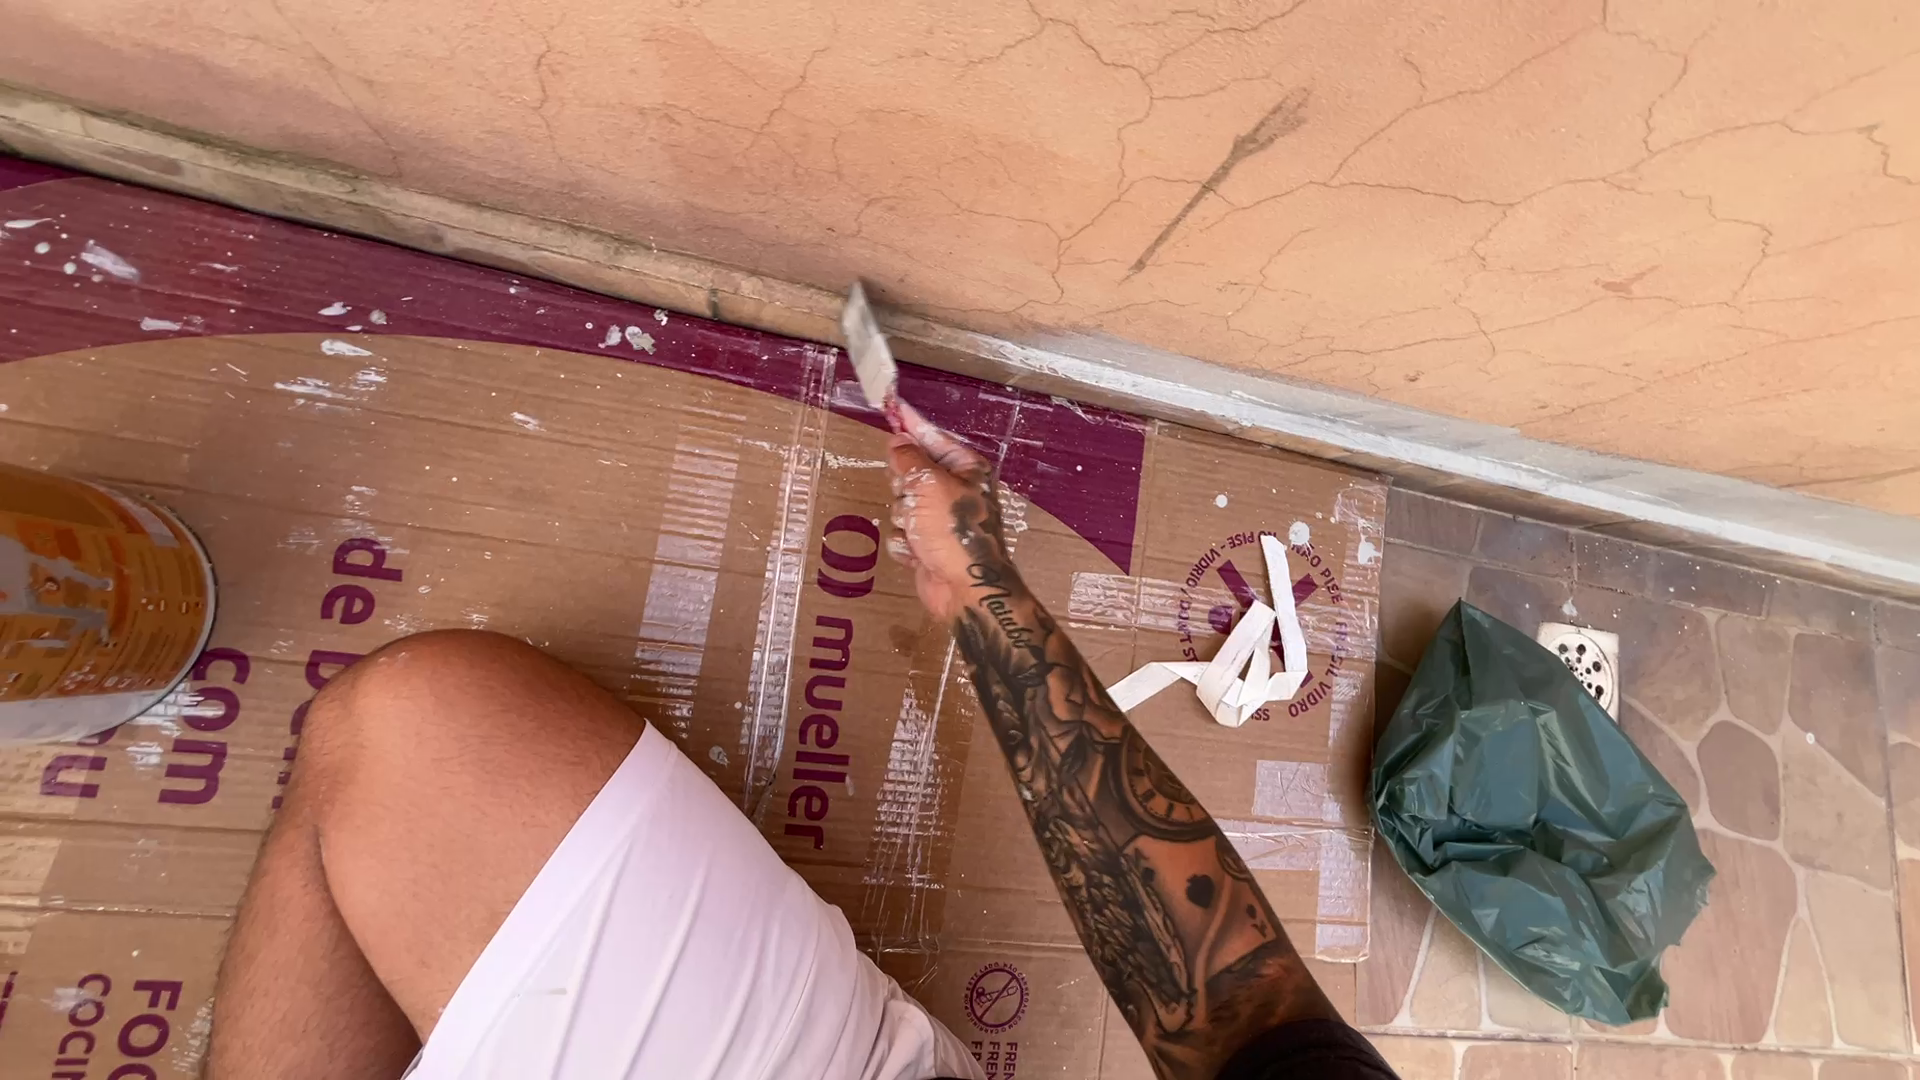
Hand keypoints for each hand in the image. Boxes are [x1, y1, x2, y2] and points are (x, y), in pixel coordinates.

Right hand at [885, 402, 1012, 621]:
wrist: (965, 588)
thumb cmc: (955, 531)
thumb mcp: (929, 484)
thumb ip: (908, 459)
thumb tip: (897, 441)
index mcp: (966, 469)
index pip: (932, 437)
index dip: (910, 422)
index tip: (891, 404)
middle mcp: (955, 490)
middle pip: (910, 471)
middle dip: (904, 486)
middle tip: (915, 498)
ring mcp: (940, 519)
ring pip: (900, 503)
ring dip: (903, 518)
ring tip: (920, 532)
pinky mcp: (927, 544)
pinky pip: (899, 532)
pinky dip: (905, 542)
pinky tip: (918, 552)